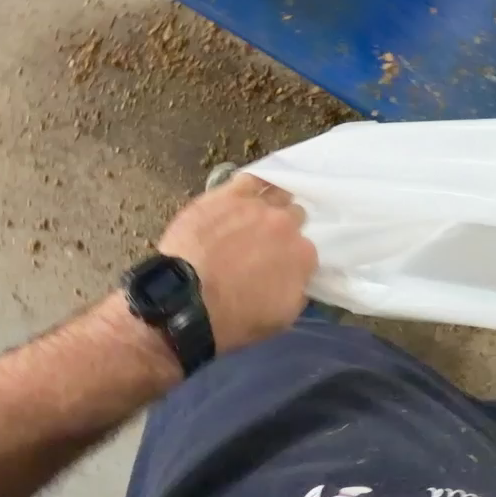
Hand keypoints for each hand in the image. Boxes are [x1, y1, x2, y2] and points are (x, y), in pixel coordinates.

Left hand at [157, 173, 316, 353]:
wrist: (188, 301)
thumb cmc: (235, 318)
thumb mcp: (282, 317)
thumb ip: (298, 289)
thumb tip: (298, 277)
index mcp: (303, 254)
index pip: (307, 249)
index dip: (293, 256)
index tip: (281, 263)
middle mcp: (286, 224)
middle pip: (294, 216)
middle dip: (284, 227)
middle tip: (265, 241)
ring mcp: (257, 205)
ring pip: (277, 192)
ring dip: (272, 202)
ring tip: (257, 213)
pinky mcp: (229, 194)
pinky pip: (251, 178)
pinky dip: (254, 183)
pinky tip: (249, 190)